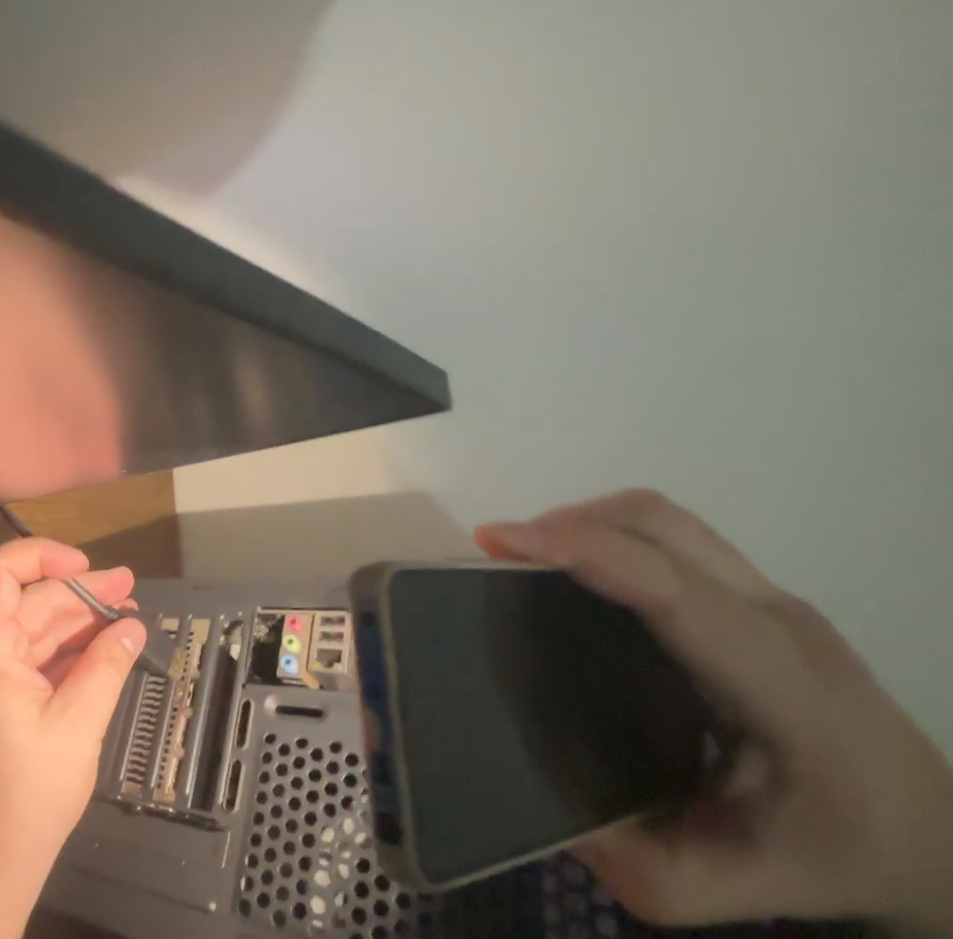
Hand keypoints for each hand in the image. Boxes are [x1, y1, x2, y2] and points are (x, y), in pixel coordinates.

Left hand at [0, 537, 146, 938]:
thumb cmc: (28, 792)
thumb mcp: (77, 726)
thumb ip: (105, 667)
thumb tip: (132, 625)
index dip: (40, 555)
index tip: (86, 564)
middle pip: (29, 601)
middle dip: (79, 590)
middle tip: (129, 588)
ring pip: (36, 628)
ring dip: (80, 618)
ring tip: (128, 613)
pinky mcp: (4, 697)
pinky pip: (37, 657)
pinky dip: (71, 648)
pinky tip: (107, 647)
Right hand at [476, 490, 952, 933]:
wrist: (933, 842)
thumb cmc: (824, 858)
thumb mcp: (717, 886)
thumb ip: (625, 856)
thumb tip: (530, 799)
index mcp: (783, 692)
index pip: (674, 591)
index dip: (583, 551)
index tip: (498, 543)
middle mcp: (782, 625)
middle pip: (661, 526)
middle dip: (566, 524)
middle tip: (498, 557)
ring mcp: (778, 603)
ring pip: (664, 521)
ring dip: (585, 524)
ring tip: (526, 562)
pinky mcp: (760, 598)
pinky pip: (670, 540)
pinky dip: (608, 537)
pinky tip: (575, 578)